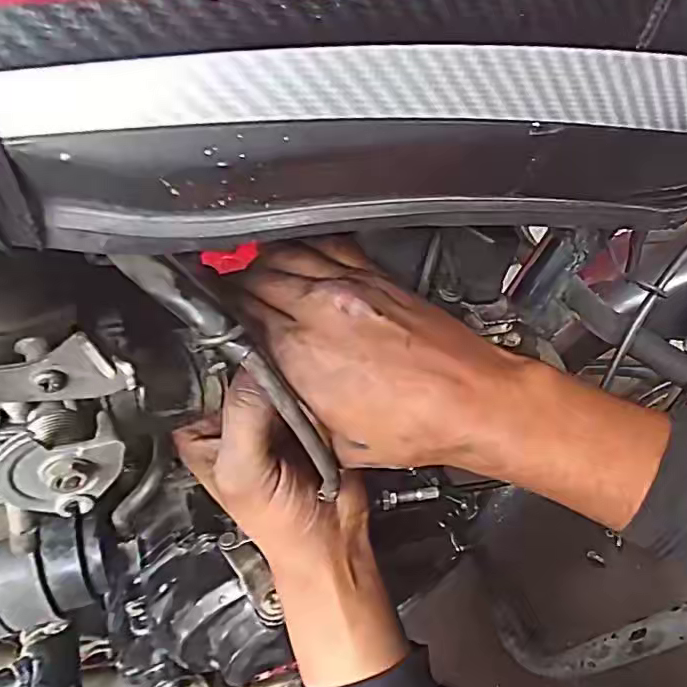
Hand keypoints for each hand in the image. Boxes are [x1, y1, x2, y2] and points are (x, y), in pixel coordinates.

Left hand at [174, 374, 406, 686]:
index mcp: (203, 435)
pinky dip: (325, 403)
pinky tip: (322, 427)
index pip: (216, 380)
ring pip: (289, 380)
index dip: (237, 376)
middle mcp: (238, 423)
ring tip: (306, 428)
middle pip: (256, 374)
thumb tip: (259, 366)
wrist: (329, 544)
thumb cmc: (278, 526)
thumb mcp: (242, 471)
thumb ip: (244, 415)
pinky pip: (318, 395)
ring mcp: (277, 422)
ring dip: (303, 393)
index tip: (258, 379)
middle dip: (275, 382)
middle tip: (286, 411)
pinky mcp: (311, 424)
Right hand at [230, 238, 536, 472]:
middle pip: (256, 281)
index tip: (213, 316)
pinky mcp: (380, 281)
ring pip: (287, 258)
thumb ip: (300, 411)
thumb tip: (283, 398)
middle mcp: (321, 311)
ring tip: (242, 261)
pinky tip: (295, 246)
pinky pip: (330, 248)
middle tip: (216, 284)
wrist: (473, 401)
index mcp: (301, 354)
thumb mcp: (339, 441)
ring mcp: (352, 289)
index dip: (222, 316)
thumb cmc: (419, 425)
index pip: (241, 319)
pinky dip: (305, 246)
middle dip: (231, 283)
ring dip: (259, 259)